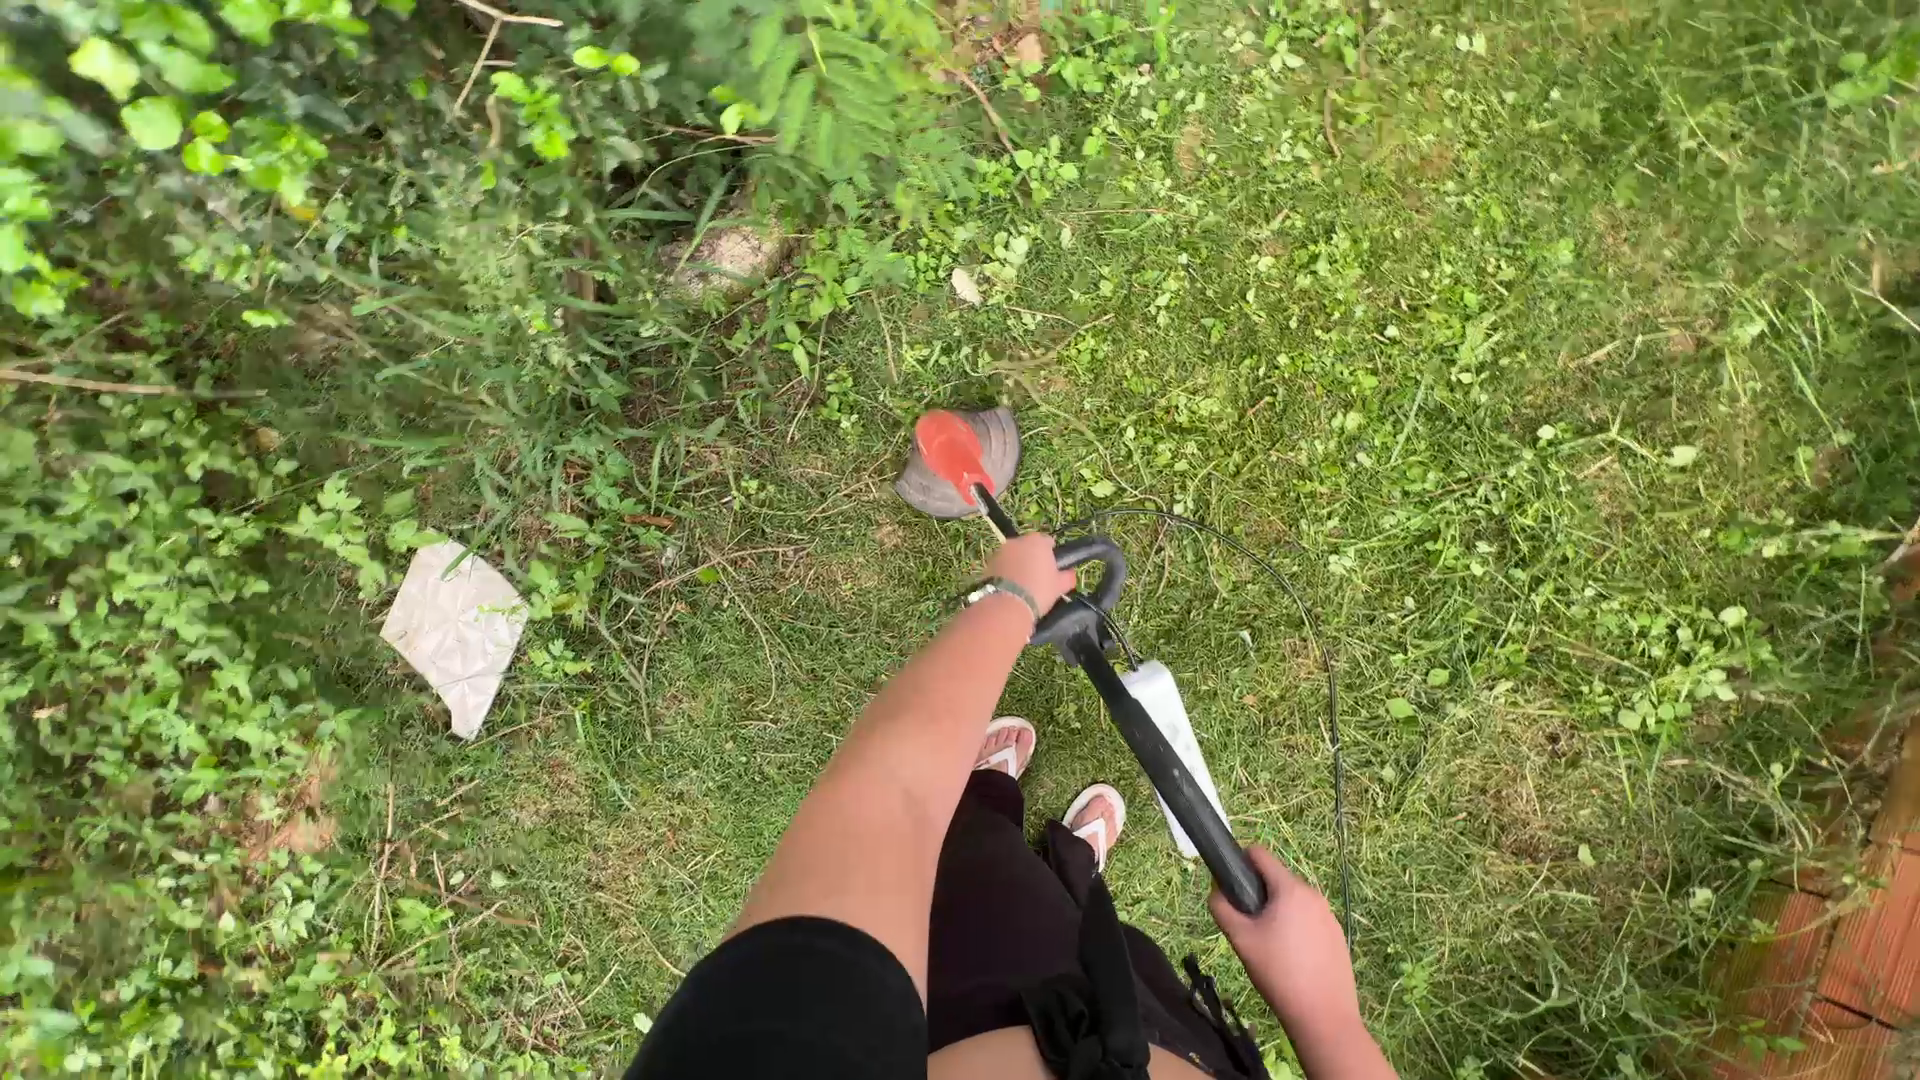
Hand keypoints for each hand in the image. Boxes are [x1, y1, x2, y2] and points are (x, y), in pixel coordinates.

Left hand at [984, 533, 1077, 615]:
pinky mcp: (988, 564)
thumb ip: (1067, 577)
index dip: (1051, 553)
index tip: (1052, 567)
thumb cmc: (1038, 591)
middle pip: (1028, 546)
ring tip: (1022, 584)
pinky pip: (1002, 566)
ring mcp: (1000, 551)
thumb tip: (1070, 574)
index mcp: (1038, 541)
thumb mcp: (1059, 587)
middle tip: (1038, 576)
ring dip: (1017, 564)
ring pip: (1013, 555)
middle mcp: (1017, 541)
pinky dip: (1005, 572)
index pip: (1047, 541)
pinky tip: (1010, 587)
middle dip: (1032, 557)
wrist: (1005, 604)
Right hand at [1209, 846, 1360, 1038]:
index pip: (1259, 853)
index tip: (1231, 887)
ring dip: (1277, 912)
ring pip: (1292, 900)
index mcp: (1290, 888)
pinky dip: (1295, 928)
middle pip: (1275, 878)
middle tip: (1249, 926)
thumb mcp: (1239, 938)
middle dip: (1258, 894)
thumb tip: (1217, 890)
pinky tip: (1292, 959)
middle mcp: (1313, 894)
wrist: (1324, 1018)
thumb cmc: (1278, 973)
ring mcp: (1329, 916)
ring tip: (1270, 946)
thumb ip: (1221, 906)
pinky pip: (1309, 919)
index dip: (1239, 862)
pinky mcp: (1338, 936)